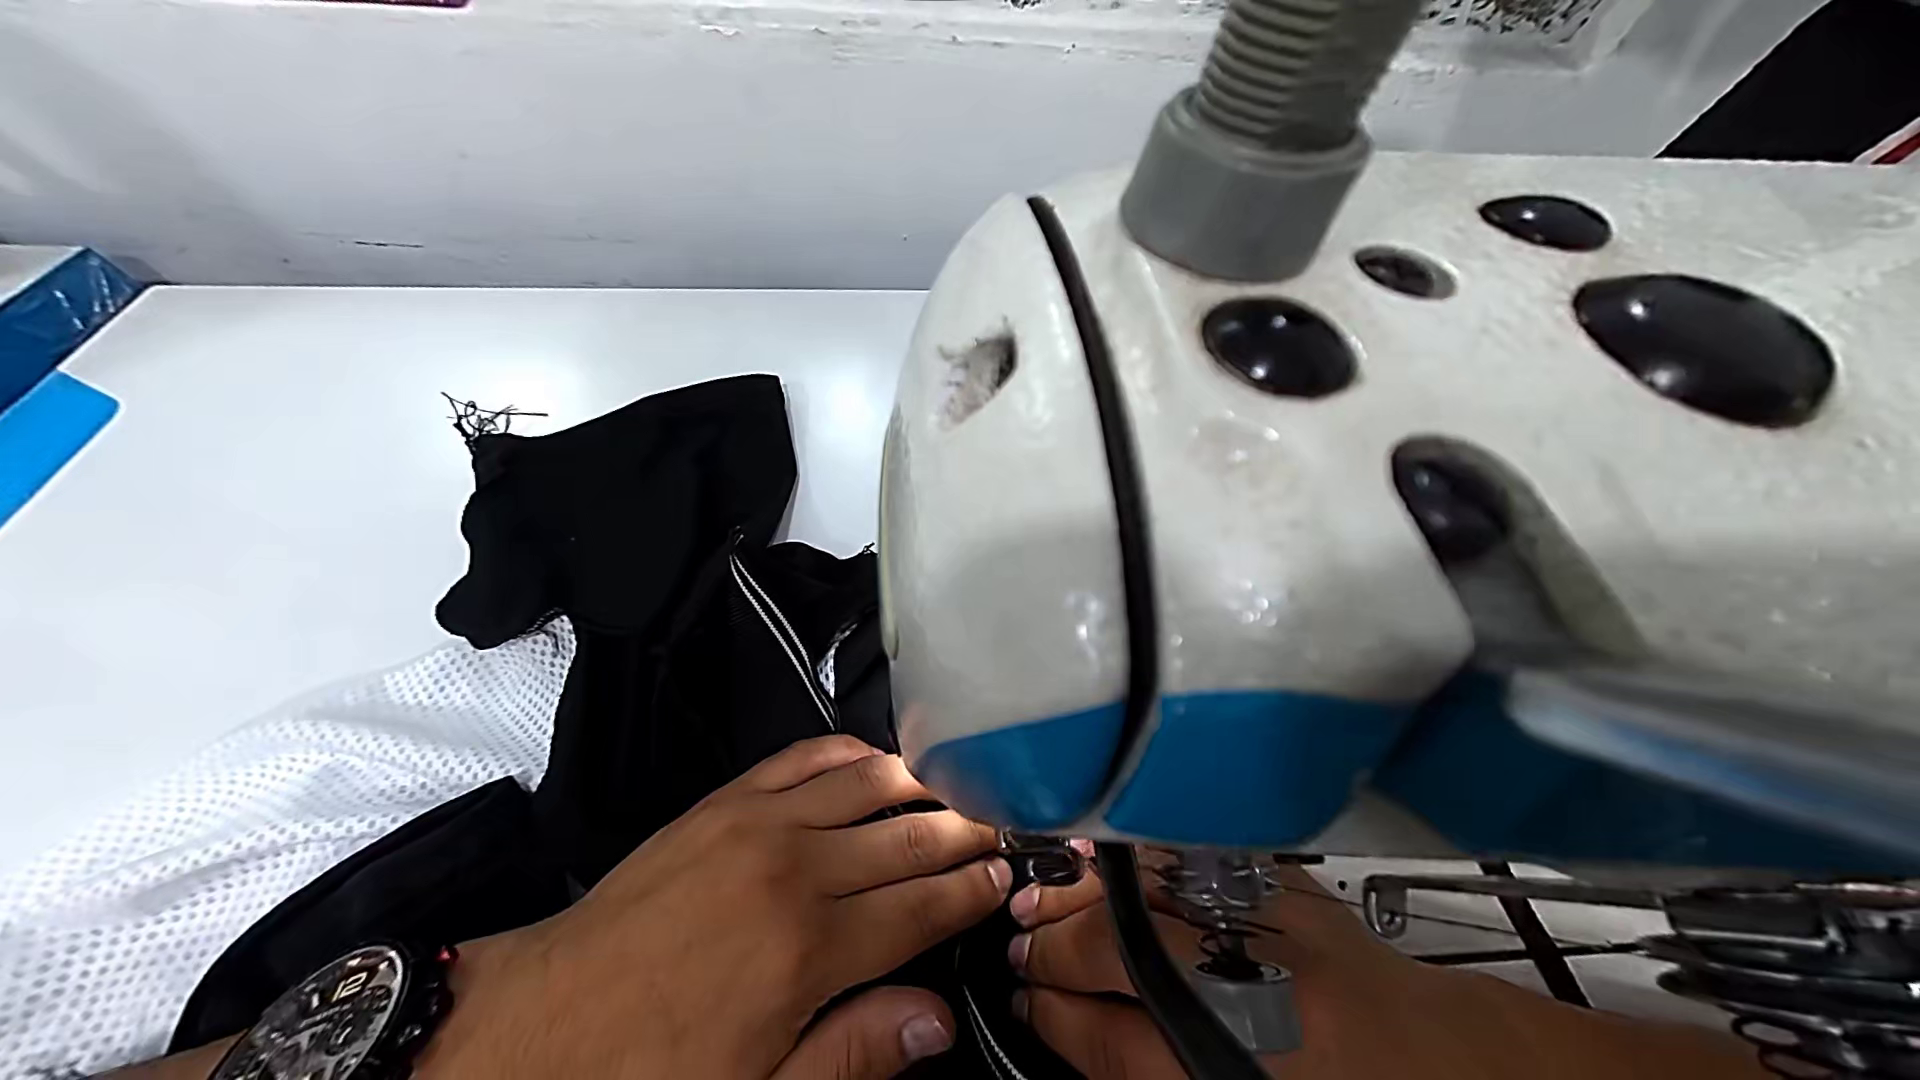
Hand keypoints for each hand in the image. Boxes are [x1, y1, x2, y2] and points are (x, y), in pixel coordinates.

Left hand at [415, 736, 1012, 1079]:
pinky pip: (803, 758)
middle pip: (907, 837)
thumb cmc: (646, 1077)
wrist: (530, 1031)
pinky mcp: (725, 801)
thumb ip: (854, 1053)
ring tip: (954, 787)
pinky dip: (848, 753)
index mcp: (809, 949)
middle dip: (962, 830)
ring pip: (866, 784)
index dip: (972, 888)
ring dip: (919, 783)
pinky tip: (873, 758)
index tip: (1004, 872)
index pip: (922, 905)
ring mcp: (757, 822)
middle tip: (999, 824)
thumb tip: (937, 1018)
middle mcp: (795, 867)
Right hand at [1005, 861, 1767, 1079]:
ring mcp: (1268, 921)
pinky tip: (1100, 852)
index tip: (1016, 992)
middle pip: (1118, 952)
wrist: (1463, 1066)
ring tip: (1037, 891)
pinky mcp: (1284, 883)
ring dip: (1081, 894)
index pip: (1114, 1041)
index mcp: (1245, 1063)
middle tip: (1012, 936)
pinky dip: (1135, 858)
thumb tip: (1067, 1021)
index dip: (1054, 1013)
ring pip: (1143, 895)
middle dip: (1053, 944)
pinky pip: (1186, 859)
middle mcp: (1251, 986)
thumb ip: (1149, 1069)